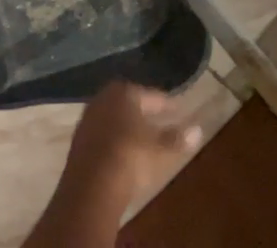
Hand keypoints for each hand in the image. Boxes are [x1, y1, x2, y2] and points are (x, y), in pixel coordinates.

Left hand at [23, 82, 203, 247]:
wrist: (92, 182)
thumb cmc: (131, 158)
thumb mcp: (160, 151)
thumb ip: (178, 139)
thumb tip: (197, 129)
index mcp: (124, 93)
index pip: (150, 95)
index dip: (166, 103)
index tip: (179, 108)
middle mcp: (103, 98)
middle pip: (128, 101)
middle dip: (145, 109)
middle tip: (161, 116)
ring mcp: (88, 116)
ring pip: (114, 114)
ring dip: (128, 122)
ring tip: (144, 132)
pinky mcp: (79, 136)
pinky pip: (103, 129)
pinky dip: (115, 134)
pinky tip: (123, 146)